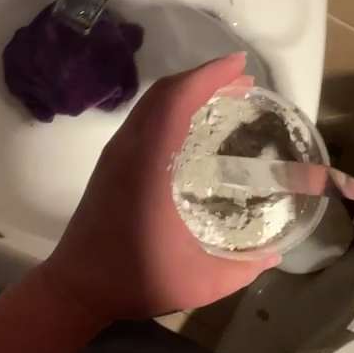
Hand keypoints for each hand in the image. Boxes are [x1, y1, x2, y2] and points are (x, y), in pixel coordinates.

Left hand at [39, 53, 277, 322]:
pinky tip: (193, 124)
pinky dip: (171, 106)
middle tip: (242, 81)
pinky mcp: (111, 162)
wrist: (76, 286)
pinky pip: (144, 118)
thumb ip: (242, 267)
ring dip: (186, 90)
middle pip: (163, 92)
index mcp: (148, 164)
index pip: (176, 100)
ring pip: (151, 103)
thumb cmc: (135, 279)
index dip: (208, 76)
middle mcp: (129, 148)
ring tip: (224, 96)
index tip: (241, 66)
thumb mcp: (199, 281)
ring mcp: (116, 153)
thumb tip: (277, 253)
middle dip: (203, 78)